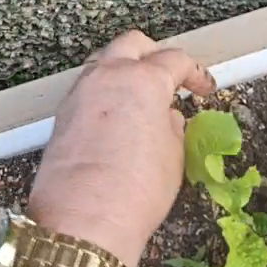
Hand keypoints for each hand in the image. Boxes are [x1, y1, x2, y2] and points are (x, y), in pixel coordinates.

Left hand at [28, 30, 214, 266]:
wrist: (83, 222)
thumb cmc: (137, 189)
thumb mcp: (174, 156)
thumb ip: (174, 127)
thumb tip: (168, 117)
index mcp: (142, 79)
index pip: (175, 60)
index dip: (195, 73)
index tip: (204, 89)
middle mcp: (108, 76)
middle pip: (133, 44)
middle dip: (155, 55)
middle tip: (171, 78)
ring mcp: (81, 92)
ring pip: (105, 61)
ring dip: (126, 70)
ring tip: (142, 96)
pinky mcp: (63, 114)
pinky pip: (89, 87)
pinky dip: (106, 92)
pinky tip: (118, 116)